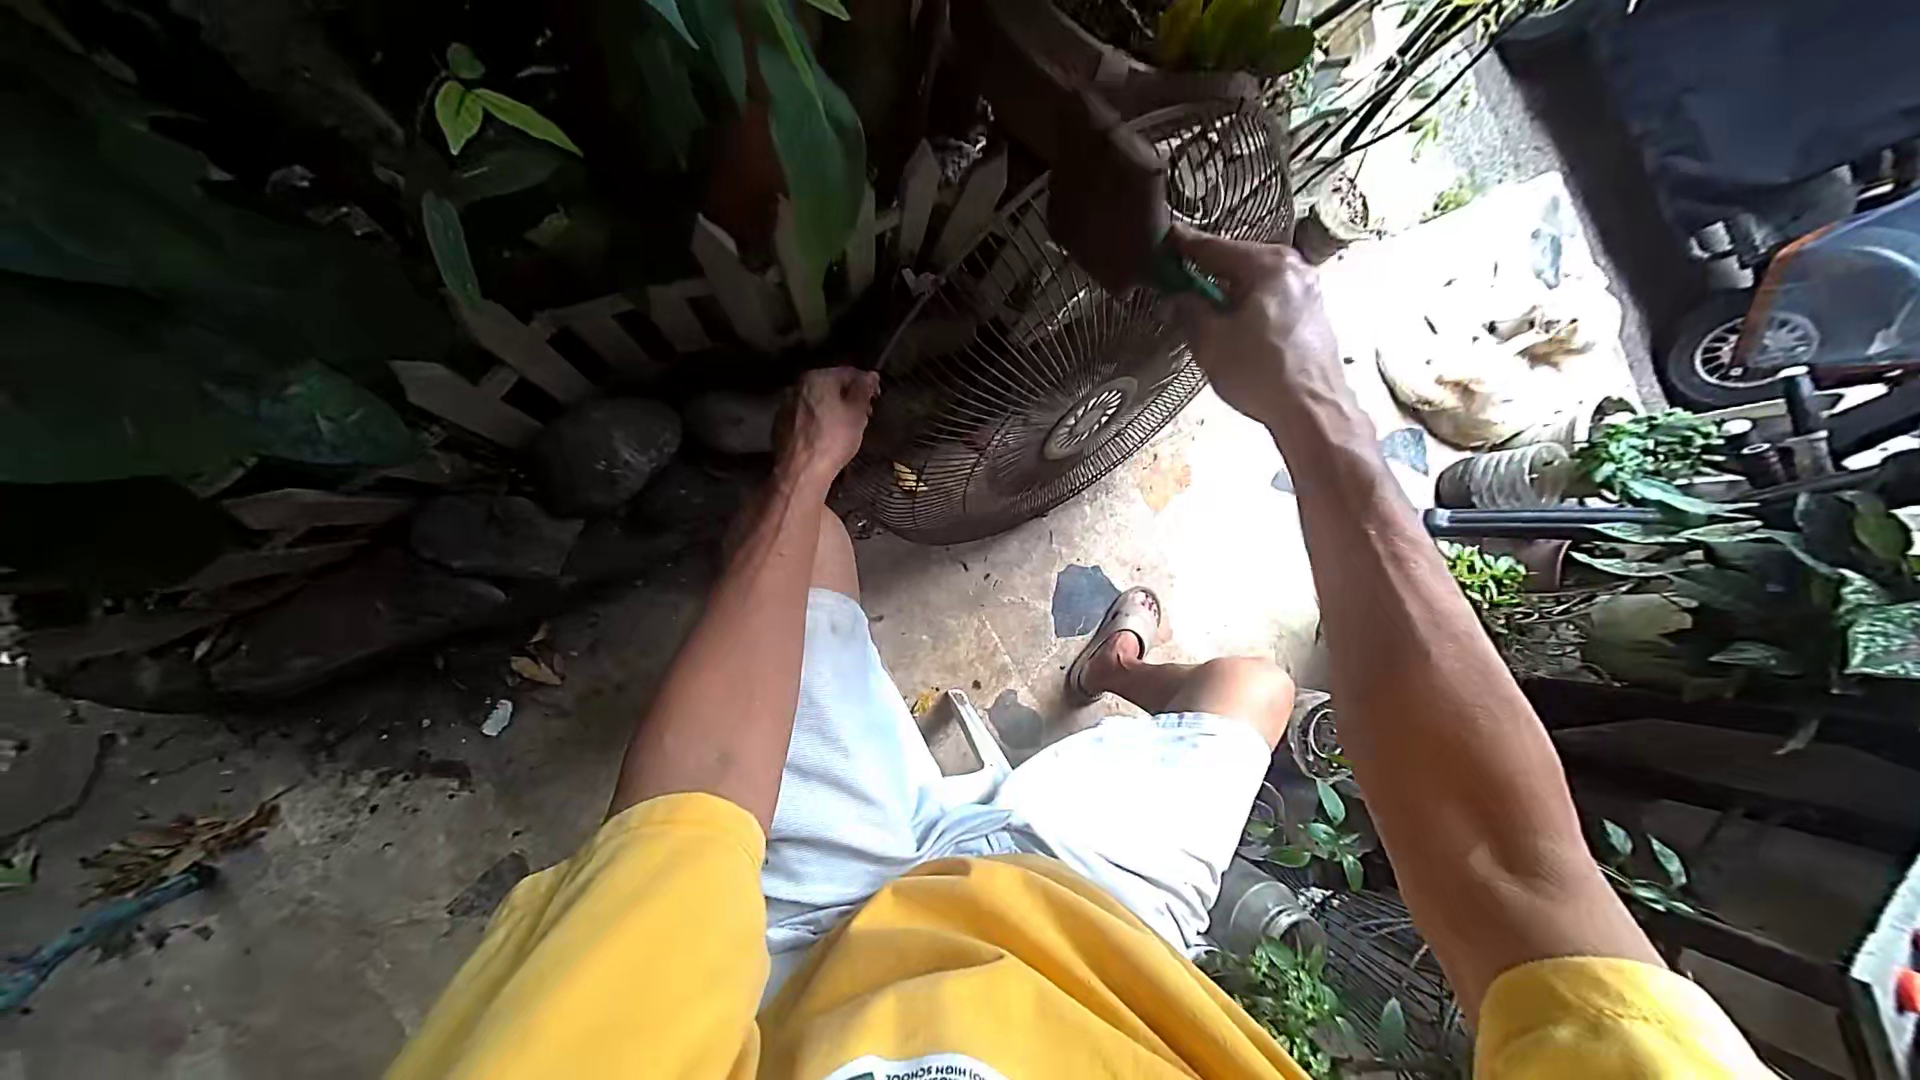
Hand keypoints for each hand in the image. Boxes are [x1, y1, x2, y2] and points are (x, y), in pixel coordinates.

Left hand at [776, 366, 880, 483]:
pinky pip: (804, 418)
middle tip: (863, 415)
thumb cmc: (833, 439)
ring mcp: (785, 406)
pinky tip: (825, 437)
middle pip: (830, 386)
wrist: (801, 470)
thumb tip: (870, 375)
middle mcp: (797, 386)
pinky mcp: (780, 425)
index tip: (876, 399)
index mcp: (817, 377)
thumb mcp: (857, 413)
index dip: (867, 384)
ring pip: (816, 402)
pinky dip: (817, 422)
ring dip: (832, 409)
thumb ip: (864, 389)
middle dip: (848, 397)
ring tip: (845, 428)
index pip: (849, 372)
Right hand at [1169, 226, 1343, 426]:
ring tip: (1199, 311)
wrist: (1311, 409)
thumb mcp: (1210, 342)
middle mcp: (1292, 267)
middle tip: (1174, 285)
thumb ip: (1188, 309)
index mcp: (1267, 264)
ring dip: (1224, 292)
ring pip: (1251, 280)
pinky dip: (1244, 304)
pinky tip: (1229, 326)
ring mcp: (1305, 288)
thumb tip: (1174, 296)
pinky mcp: (1309, 311)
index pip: (1213, 246)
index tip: (1160, 244)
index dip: (1181, 246)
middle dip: (1203, 273)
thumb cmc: (1261, 374)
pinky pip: (1267, 297)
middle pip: (1235, 260)